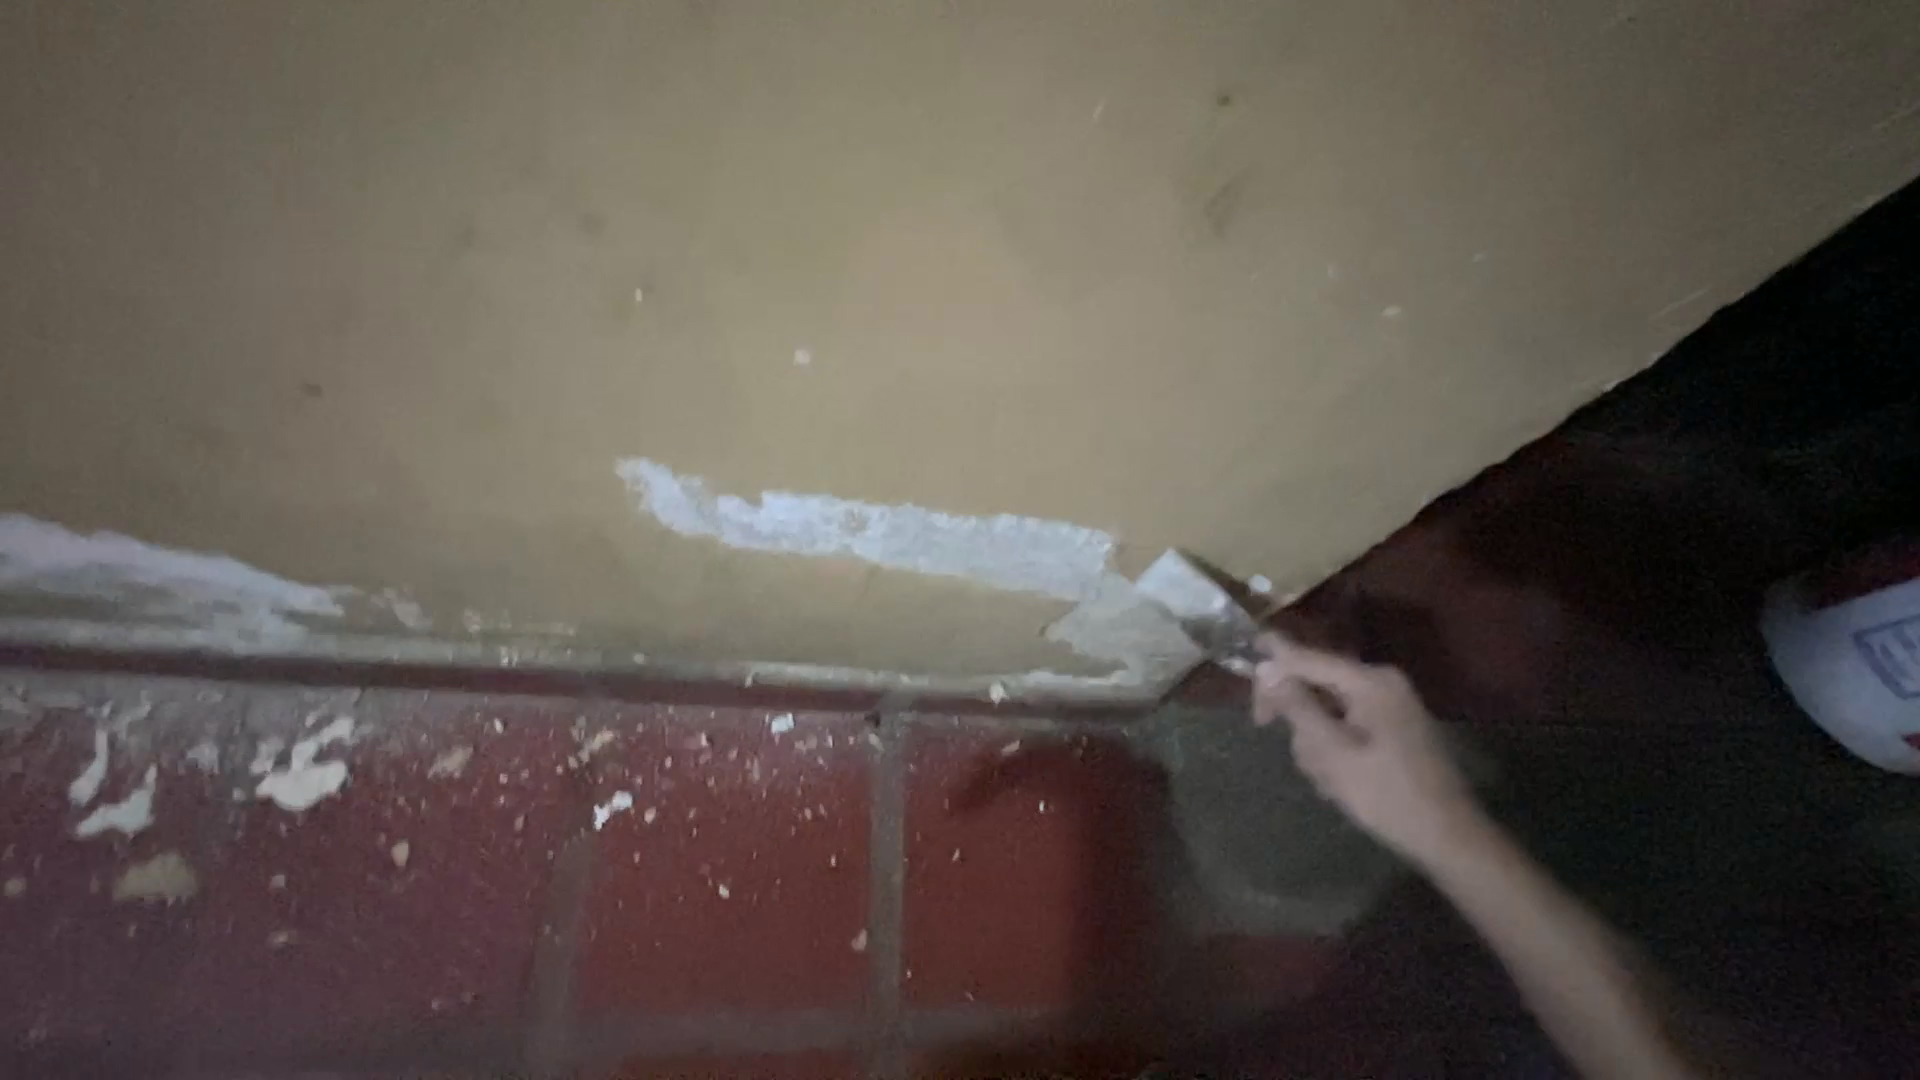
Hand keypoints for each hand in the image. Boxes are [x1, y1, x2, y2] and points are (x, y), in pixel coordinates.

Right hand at [1252, 633, 1486, 866]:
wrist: (1449, 837)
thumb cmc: (1386, 794)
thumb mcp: (1332, 751)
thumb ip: (1296, 705)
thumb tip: (1264, 667)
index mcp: (1370, 682)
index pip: (1307, 659)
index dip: (1272, 661)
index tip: (1242, 663)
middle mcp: (1381, 683)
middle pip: (1315, 682)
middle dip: (1295, 712)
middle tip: (1265, 730)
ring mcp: (1389, 704)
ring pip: (1326, 707)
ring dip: (1313, 738)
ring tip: (1322, 776)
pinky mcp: (1392, 726)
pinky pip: (1345, 722)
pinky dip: (1332, 746)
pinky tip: (1337, 779)